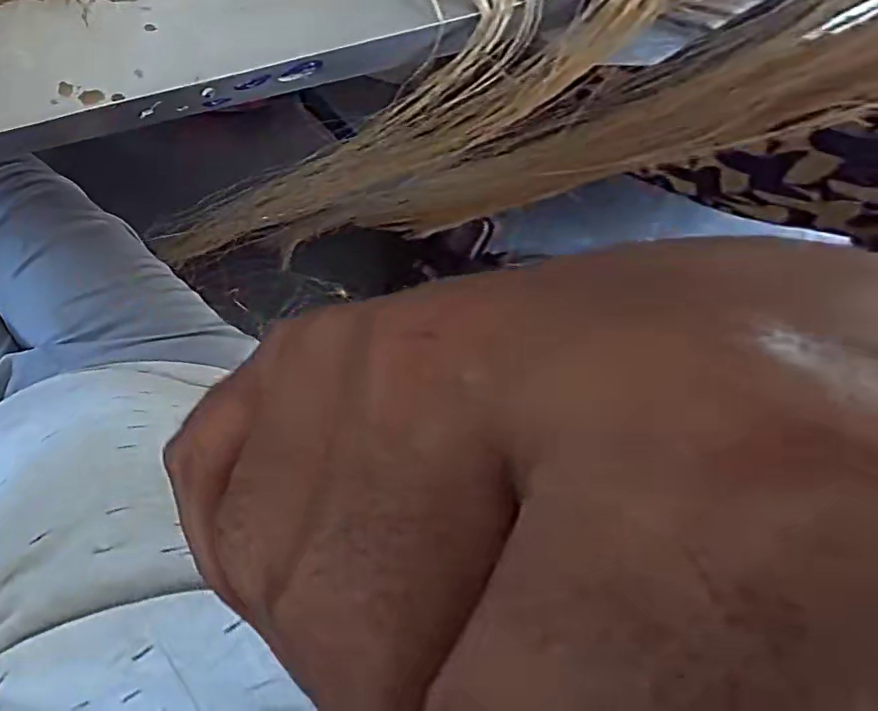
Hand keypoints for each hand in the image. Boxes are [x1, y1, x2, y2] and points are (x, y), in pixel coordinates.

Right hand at [165, 238, 877, 708]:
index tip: (545, 708)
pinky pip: (202, 480)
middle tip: (506, 679)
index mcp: (670, 458)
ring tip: (436, 616)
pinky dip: (248, 552)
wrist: (754, 342)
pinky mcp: (282, 342)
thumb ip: (643, 702)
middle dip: (406, 706)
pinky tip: (341, 550)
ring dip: (333, 631)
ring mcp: (338, 343)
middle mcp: (442, 367)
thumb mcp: (848, 667)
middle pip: (343, 640)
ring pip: (257, 568)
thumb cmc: (839, 506)